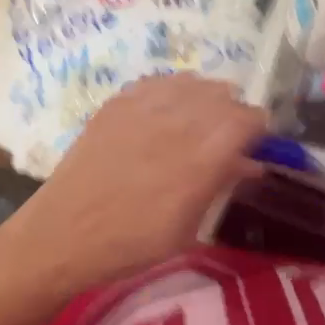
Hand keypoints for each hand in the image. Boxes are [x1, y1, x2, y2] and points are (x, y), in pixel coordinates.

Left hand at [0, 75, 267, 299]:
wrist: (66, 232)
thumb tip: (250, 162)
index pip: (248, 119)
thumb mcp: (190, 226)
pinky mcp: (118, 101)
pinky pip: (158, 81)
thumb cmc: (133, 243)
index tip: (258, 142)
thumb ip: (222, 184)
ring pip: (192, 82)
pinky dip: (172, 90)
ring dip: (205, 97)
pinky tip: (169, 108)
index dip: (258, 128)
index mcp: (202, 157)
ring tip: (201, 119)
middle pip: (223, 94)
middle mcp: (177, 121)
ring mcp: (144, 105)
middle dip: (234, 111)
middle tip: (231, 135)